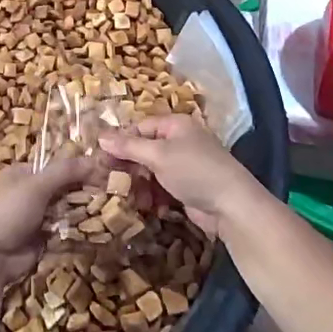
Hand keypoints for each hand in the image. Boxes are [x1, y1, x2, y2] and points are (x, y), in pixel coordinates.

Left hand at [0, 158, 96, 285]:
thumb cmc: (7, 211)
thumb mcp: (36, 185)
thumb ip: (65, 172)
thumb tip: (95, 159)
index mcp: (20, 174)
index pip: (54, 166)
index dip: (76, 169)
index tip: (101, 173)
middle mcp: (26, 193)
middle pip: (60, 189)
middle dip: (81, 192)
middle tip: (108, 194)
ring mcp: (32, 218)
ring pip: (63, 211)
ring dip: (80, 212)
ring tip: (107, 211)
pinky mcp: (38, 240)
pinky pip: (61, 231)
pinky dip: (74, 230)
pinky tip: (95, 229)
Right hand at [97, 116, 256, 235]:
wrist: (231, 205)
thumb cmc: (193, 171)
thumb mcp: (158, 155)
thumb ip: (129, 146)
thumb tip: (101, 137)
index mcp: (175, 125)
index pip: (140, 127)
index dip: (121, 140)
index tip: (101, 157)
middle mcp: (180, 141)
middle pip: (146, 149)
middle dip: (129, 165)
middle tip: (108, 180)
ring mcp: (185, 165)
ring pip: (152, 170)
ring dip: (140, 183)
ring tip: (127, 196)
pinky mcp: (188, 187)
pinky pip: (163, 187)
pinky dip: (153, 195)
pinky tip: (146, 206)